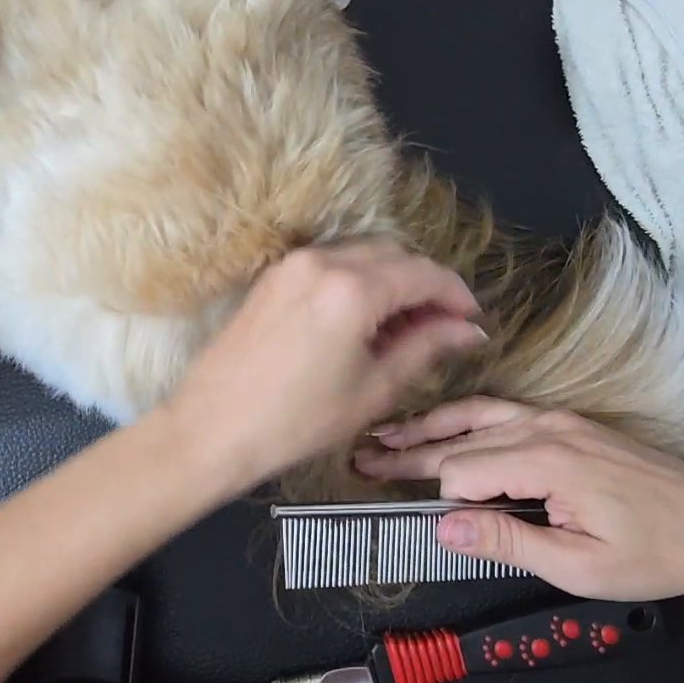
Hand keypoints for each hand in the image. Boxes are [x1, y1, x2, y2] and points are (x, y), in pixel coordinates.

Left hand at [164, 242, 484, 489]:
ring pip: (361, 255)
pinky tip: (362, 323)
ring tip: (402, 331)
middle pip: (394, 254)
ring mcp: (290, 265)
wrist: (212, 428)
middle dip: (424, 285)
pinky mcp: (271, 277)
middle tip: (440, 328)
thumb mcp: (372, 390)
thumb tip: (465, 330)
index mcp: (352, 288)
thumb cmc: (295, 421)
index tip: (472, 320)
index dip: (456, 294)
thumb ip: (425, 348)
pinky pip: (329, 264)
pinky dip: (356, 282)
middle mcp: (321, 261)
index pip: (424, 273)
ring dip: (390, 281)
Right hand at [353, 397, 683, 600]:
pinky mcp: (566, 421)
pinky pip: (500, 412)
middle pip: (457, 437)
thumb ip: (505, 540)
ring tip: (386, 435)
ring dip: (427, 428)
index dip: (438, 500)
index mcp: (544, 461)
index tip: (420, 517)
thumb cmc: (654, 555)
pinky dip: (462, 418)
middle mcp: (543, 428)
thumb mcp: (578, 565)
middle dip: (407, 451)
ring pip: (473, 416)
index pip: (460, 472)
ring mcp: (555, 419)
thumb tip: (440, 524)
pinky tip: (443, 422)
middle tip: (360, 457)